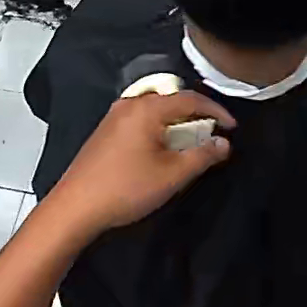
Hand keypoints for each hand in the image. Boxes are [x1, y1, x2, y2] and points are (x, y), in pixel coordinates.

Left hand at [43, 91, 235, 239]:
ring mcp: (115, 116)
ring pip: (156, 110)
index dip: (216, 111)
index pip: (191, 98)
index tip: (232, 128)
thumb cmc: (126, 188)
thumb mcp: (172, 174)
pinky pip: (141, 118)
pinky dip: (159, 127)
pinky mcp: (105, 130)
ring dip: (177, 122)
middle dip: (196, 115)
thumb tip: (224, 143)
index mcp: (148, 108)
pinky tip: (162, 147)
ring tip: (191, 142)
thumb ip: (203, 155)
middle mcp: (130, 104)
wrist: (74, 208)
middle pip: (172, 100)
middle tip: (213, 134)